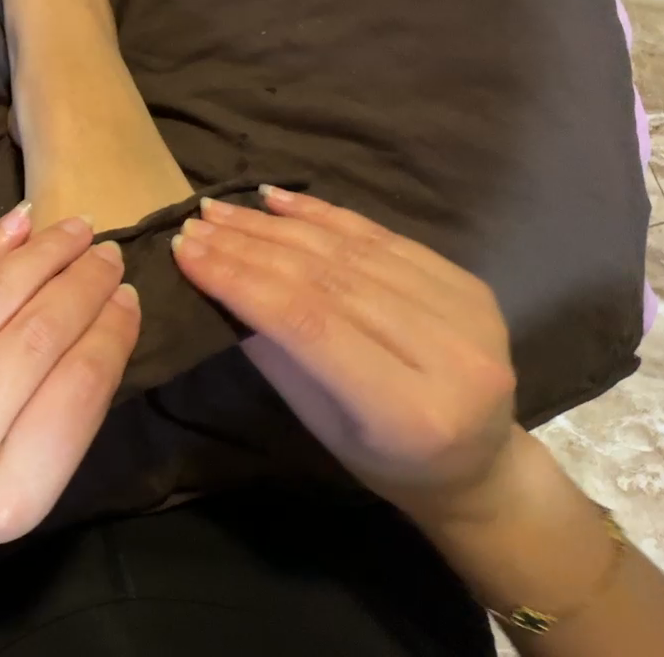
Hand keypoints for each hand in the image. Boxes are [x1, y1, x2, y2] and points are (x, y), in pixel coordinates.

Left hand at [0, 206, 141, 608]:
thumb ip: (72, 411)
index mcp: (7, 493)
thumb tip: (110, 312)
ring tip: (76, 231)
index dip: (110, 332)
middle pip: (34, 336)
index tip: (131, 297)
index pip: (77, 388)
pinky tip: (20, 223)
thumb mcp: (32, 493)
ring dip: (39, 256)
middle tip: (111, 255)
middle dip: (81, 285)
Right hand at [172, 187, 522, 525]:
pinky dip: (321, 213)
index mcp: (409, 411)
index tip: (184, 251)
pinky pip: (380, 236)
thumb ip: (272, 348)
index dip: (240, 280)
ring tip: (221, 211)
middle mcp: (450, 356)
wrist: (479, 465)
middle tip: (194, 226)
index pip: (308, 325)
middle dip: (248, 248)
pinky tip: (274, 199)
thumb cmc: (381, 456)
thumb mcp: (316, 420)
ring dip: (274, 225)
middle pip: (327, 281)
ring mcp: (467, 314)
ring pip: (350, 252)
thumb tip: (212, 278)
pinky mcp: (468, 284)